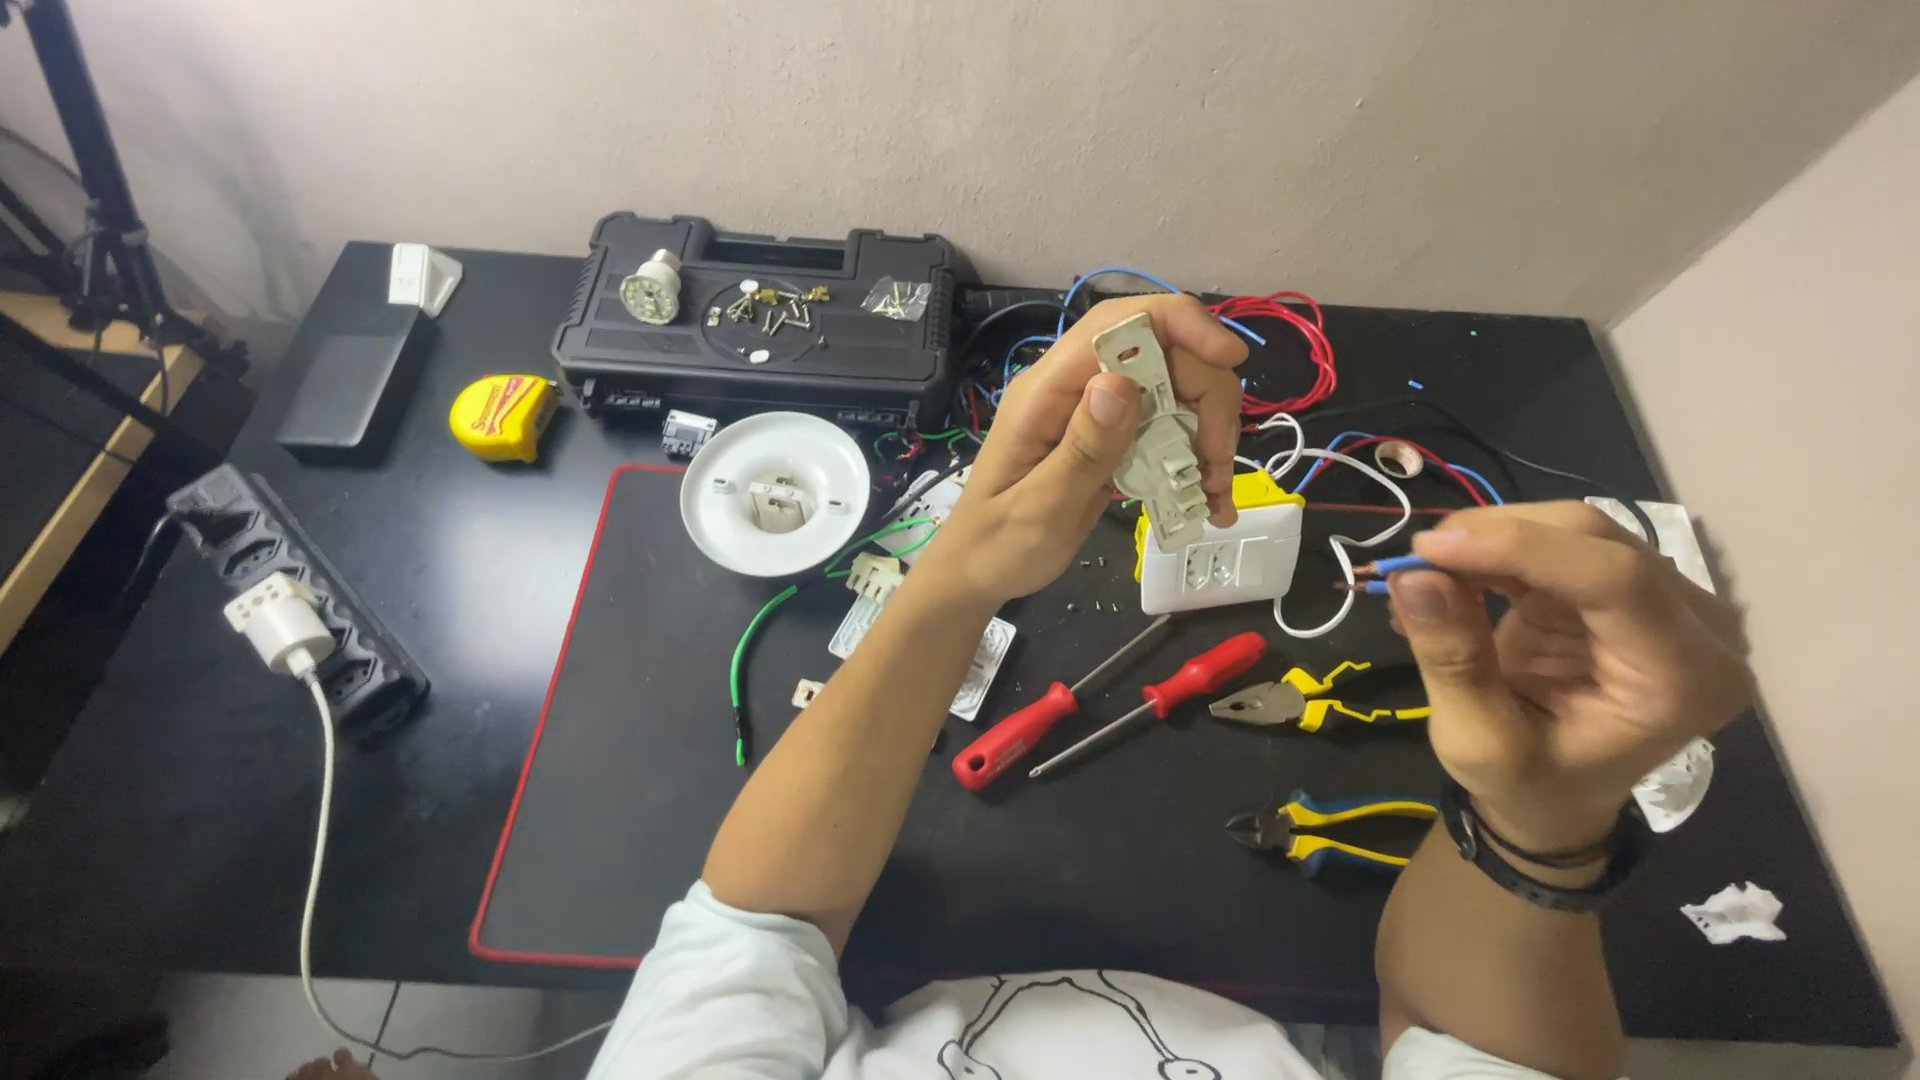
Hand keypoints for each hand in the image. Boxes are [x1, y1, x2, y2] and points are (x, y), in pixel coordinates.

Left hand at [918, 294, 1246, 605]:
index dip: (1180, 325)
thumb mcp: (1038, 508)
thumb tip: (1120, 382)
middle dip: (1205, 398)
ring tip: (1212, 491)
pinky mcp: (1111, 444)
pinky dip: (1192, 462)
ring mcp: (1095, 416)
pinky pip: (1165, 433)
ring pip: (1172, 394)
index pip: (1117, 324)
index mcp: (1046, 391)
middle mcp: (1074, 391)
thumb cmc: (997, 546)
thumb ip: (1080, 449)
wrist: (980, 572)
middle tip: (1214, 461)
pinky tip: (1206, 501)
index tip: (1229, 360)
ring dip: (1206, 434)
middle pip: (1161, 356)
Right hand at [1386, 502, 1752, 851]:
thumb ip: (1452, 659)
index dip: (1518, 549)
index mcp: (1682, 681)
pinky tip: (1449, 576)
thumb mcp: (1478, 740)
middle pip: (1595, 539)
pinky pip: (1553, 543)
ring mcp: (1663, 602)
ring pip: (1571, 529)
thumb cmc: (1527, 784)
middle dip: (1495, 536)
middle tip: (1414, 562)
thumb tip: (1412, 575)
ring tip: (1425, 574)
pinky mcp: (1620, 588)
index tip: (1425, 549)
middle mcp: (1695, 629)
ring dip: (1488, 538)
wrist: (1553, 798)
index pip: (1615, 579)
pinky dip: (1492, 550)